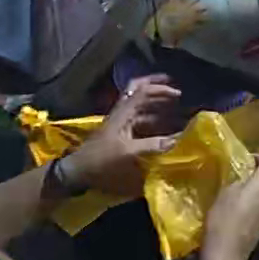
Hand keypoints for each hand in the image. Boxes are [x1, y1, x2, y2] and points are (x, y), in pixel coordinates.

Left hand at [60, 75, 180, 196]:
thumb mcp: (128, 152)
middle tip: (177, 91)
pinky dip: (155, 122)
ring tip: (178, 111)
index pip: (142, 90)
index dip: (160, 88)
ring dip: (159, 107)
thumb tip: (178, 140)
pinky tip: (166, 130)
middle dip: (158, 89)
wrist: (79, 171)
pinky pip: (142, 122)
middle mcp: (123, 113)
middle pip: (140, 92)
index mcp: (123, 112)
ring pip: (142, 108)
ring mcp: (122, 123)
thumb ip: (153, 145)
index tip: (178, 94)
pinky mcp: (122, 134)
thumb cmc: (101, 159)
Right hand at [201, 155, 258, 259]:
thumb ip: (238, 178)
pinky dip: (256, 207)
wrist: (226, 252)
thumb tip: (244, 175)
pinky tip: (241, 213)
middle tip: (239, 179)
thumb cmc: (223, 217)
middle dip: (257, 177)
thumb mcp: (225, 191)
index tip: (246, 161)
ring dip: (256, 193)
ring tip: (238, 197)